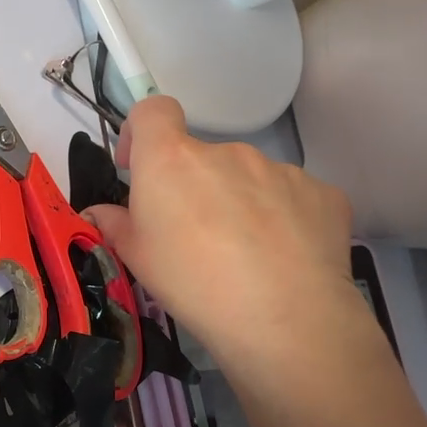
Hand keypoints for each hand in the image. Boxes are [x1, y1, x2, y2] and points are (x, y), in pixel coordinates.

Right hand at [83, 97, 356, 363]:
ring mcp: (280, 170)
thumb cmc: (188, 278)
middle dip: (190, 182)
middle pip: (200, 154)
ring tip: (240, 247)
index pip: (153, 109)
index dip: (139, 130)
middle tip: (188, 230)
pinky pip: (288, 195)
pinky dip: (277, 215)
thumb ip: (112, 222)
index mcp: (169, 159)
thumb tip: (103, 212)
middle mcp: (226, 152)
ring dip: (235, 198)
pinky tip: (277, 253)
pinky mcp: (324, 194)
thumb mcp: (131, 253)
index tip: (137, 165)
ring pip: (244, 176)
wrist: (284, 317)